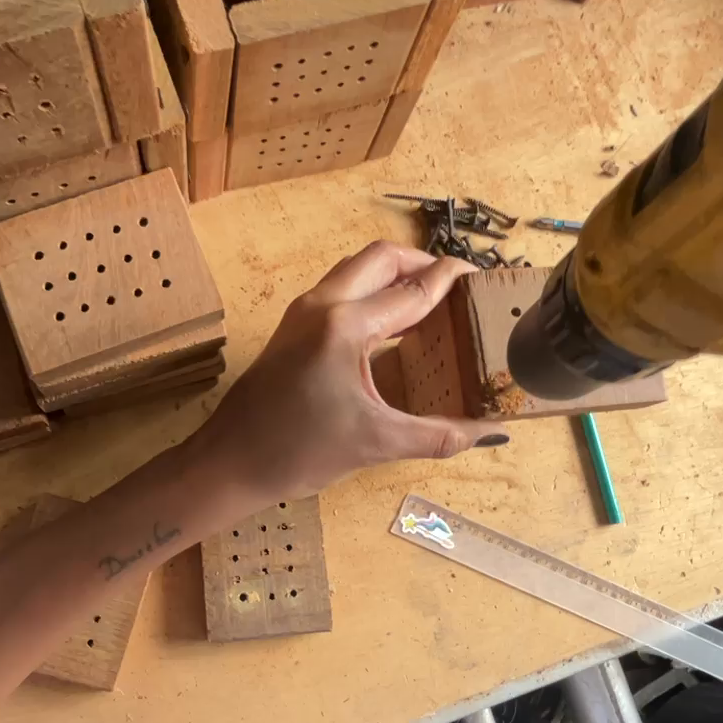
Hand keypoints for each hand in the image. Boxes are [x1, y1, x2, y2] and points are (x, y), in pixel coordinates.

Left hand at [188, 241, 507, 510]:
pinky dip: (367, 292)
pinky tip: (385, 324)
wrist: (229, 462)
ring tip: (424, 299)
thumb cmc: (297, 452)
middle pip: (380, 259)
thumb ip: (438, 435)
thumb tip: (493, 435)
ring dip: (390, 275)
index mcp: (345, 326)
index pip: (412, 291)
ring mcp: (300, 314)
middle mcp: (321, 306)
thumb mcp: (375, 443)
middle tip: (452, 285)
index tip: (480, 277)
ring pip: (353, 271)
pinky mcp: (288, 329)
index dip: (449, 280)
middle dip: (420, 263)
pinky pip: (337, 291)